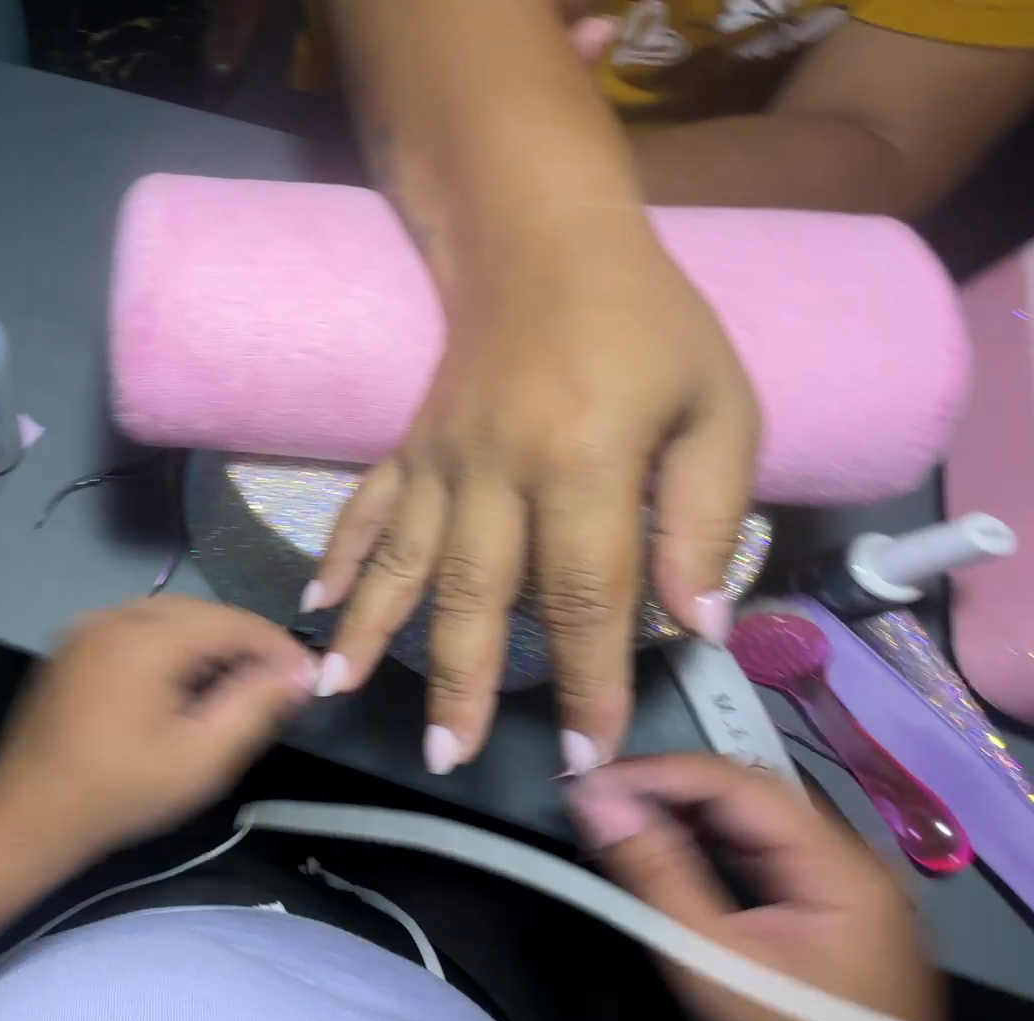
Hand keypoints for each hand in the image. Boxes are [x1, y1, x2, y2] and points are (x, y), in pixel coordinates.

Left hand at [0, 596, 316, 856]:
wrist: (29, 812)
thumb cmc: (121, 791)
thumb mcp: (202, 757)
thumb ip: (256, 706)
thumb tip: (301, 672)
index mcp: (144, 635)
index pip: (230, 622)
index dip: (277, 646)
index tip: (311, 676)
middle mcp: (114, 614)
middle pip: (199, 613)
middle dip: (243, 644)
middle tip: (279, 683)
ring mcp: (88, 626)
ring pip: (168, 618)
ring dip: (208, 644)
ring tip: (238, 685)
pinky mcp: (75, 644)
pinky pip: (138, 630)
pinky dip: (172, 647)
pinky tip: (185, 682)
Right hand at [307, 215, 758, 775]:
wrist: (540, 252)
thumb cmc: (645, 327)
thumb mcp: (717, 408)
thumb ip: (703, 518)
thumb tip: (694, 624)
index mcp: (581, 462)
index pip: (586, 593)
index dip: (588, 678)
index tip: (585, 750)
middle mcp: (492, 472)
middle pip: (473, 593)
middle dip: (460, 680)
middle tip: (444, 755)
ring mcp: (435, 461)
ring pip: (399, 561)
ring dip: (370, 632)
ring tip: (335, 690)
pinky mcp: (405, 451)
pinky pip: (365, 510)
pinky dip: (337, 557)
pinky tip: (315, 603)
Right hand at [570, 755, 943, 1020]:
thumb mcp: (708, 956)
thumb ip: (651, 871)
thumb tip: (593, 799)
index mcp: (837, 864)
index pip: (735, 781)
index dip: (655, 771)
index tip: (588, 778)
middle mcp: (845, 853)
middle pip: (739, 787)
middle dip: (661, 784)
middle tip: (595, 797)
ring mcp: (833, 871)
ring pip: (739, 809)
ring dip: (672, 806)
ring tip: (613, 818)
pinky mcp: (815, 889)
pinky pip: (745, 837)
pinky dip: (693, 832)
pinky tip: (653, 843)